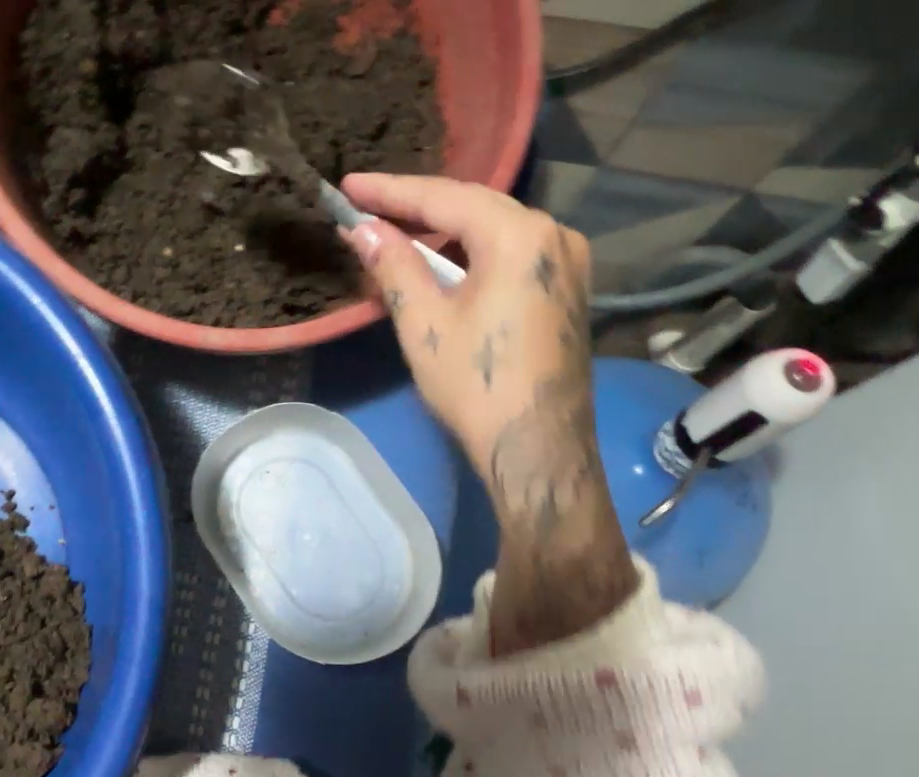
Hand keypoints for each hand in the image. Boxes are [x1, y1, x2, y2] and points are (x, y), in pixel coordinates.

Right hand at [339, 172, 592, 469]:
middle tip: (367, 210)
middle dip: (418, 209)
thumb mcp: (424, 325)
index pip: (444, 197)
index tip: (349, 186)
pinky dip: (473, 256)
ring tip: (397, 237)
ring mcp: (569, 262)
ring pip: (494, 232)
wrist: (537, 447)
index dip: (391, 192)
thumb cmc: (476, 387)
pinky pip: (512, 255)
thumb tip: (363, 229)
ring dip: (445, 235)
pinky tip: (443, 265)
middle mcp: (554, 234)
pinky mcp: (568, 289)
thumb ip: (394, 267)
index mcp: (520, 234)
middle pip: (474, 207)